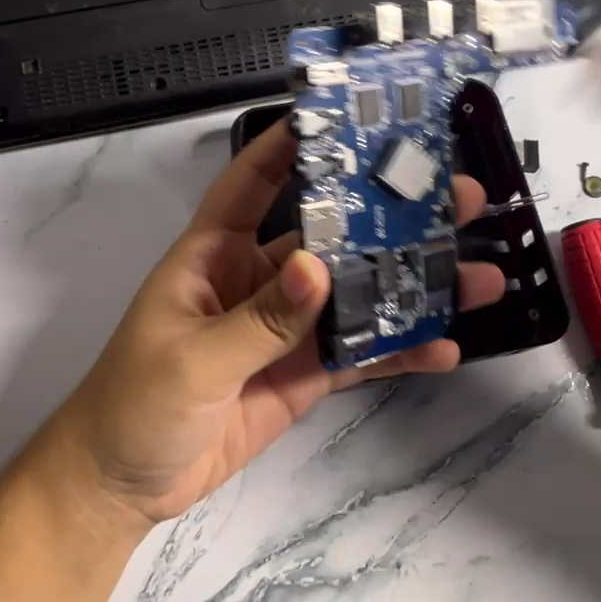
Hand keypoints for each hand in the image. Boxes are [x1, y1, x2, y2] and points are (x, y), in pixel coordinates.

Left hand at [41, 122, 506, 526]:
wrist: (124, 483)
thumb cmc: (135, 406)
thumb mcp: (193, 359)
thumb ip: (260, 319)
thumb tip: (317, 268)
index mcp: (212, 257)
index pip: (251, 185)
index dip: (291, 148)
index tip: (346, 118)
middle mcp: (254, 281)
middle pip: (327, 236)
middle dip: (386, 217)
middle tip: (454, 197)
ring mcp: (284, 329)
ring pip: (354, 295)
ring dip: (410, 285)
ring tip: (476, 275)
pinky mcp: (302, 374)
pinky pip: (357, 355)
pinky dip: (398, 350)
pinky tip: (444, 346)